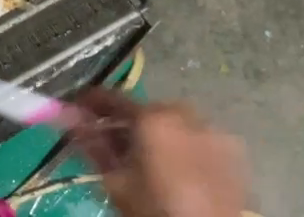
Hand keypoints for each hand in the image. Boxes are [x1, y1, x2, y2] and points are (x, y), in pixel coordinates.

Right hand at [70, 89, 248, 216]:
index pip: (112, 98)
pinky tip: (177, 169)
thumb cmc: (157, 213)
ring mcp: (213, 130)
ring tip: (147, 160)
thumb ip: (92, 145)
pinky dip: (182, 145)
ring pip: (173, 122)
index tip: (76, 109)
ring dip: (155, 133)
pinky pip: (197, 137)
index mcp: (152, 117)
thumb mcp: (117, 183)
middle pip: (144, 110)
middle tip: (112, 144)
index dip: (90, 102)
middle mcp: (184, 113)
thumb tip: (70, 120)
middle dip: (126, 123)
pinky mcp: (233, 151)